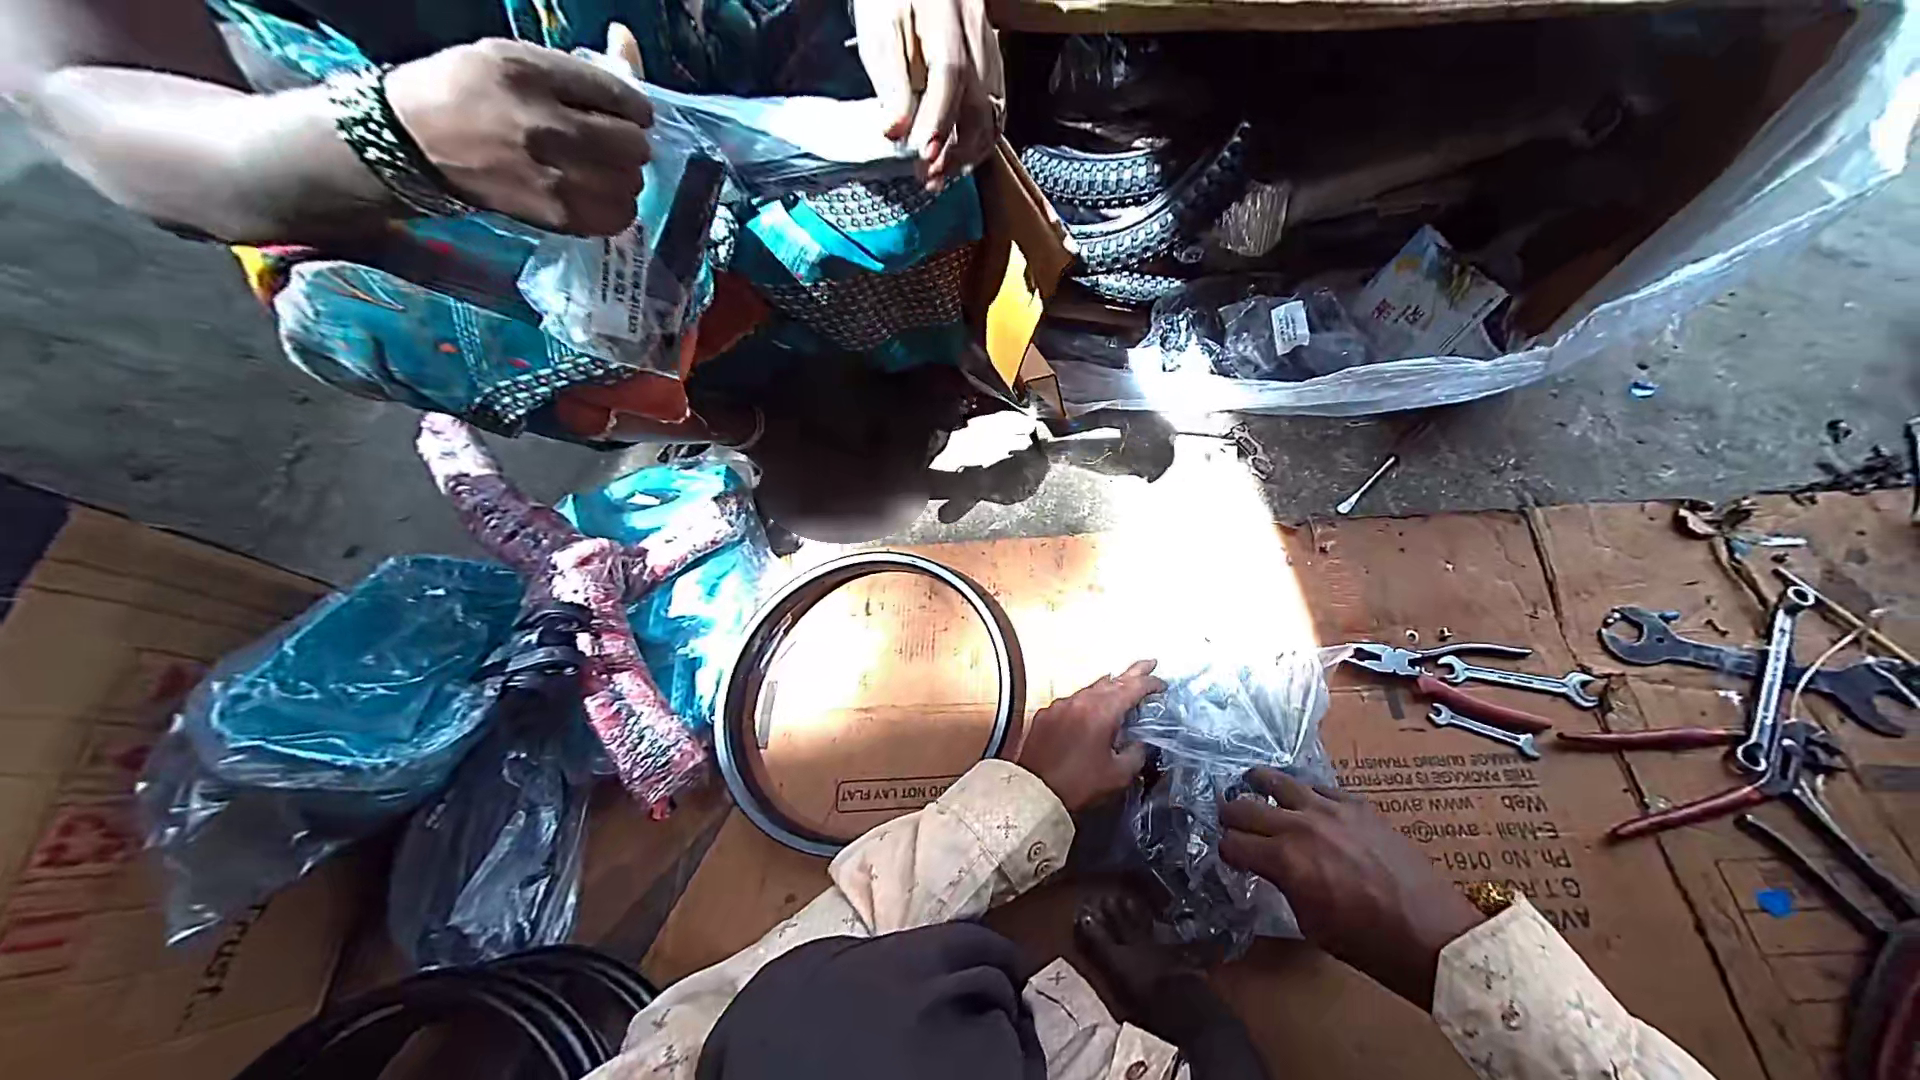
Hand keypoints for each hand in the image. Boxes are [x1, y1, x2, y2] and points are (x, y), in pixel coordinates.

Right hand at [385, 30, 652, 235]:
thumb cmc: (472, 92)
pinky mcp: (561, 216)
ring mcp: (556, 179)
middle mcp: (547, 129)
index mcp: (532, 76)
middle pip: (633, 145)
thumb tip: (628, 41)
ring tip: (600, 168)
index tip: (626, 112)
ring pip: (631, 183)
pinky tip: (596, 193)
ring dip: (624, 176)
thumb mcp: (517, 58)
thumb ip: (578, 64)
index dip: (633, 107)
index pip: (620, 96)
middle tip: (610, 142)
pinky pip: (619, 216)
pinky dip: (616, 205)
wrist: (419, 142)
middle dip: (630, 142)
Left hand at [853, 0, 1000, 188]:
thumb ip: (892, 82)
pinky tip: (957, 155)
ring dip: (969, 152)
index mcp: (947, 18)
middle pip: (980, 104)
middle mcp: (976, 36)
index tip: (924, 154)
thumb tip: (896, 132)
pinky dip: (977, 140)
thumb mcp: (881, 31)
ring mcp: (990, 52)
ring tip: (941, 172)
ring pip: (993, 114)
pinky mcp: (991, 65)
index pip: (951, 75)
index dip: (939, 120)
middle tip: (930, 175)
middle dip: (956, 150)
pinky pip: (994, 110)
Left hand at [1017, 661, 1162, 812]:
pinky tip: (1091, 706)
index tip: (1162, 683)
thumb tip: (1139, 743)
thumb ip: (1136, 753)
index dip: (1150, 683)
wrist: (1035, 791)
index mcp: (1101, 711)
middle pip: (1111, 681)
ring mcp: (1060, 705)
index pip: (1131, 688)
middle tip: (1149, 664)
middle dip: (1132, 673)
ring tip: (1123, 684)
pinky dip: (1087, 700)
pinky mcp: (1046, 715)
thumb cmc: (1079, 784)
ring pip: (1090, 689)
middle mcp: (1080, 701)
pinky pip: (1072, 701)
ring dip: (1109, 686)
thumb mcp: (1119, 774)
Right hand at [1219, 768, 1483, 1008]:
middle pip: (1242, 806)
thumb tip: (1267, 867)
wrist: (1434, 936)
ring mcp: (1329, 809)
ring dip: (1257, 786)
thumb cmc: (1368, 942)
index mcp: (1284, 861)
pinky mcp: (1355, 803)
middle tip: (1231, 823)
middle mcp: (1299, 826)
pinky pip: (1317, 786)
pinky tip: (1303, 801)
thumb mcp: (1309, 921)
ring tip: (1252, 787)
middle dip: (1230, 817)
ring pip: (1274, 779)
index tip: (1231, 856)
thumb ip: (1281, 883)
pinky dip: (1303, 793)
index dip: (1226, 851)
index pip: (1231, 843)